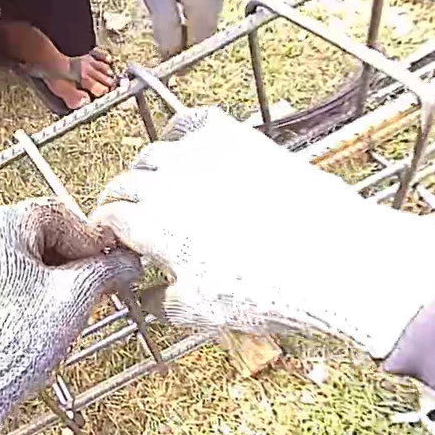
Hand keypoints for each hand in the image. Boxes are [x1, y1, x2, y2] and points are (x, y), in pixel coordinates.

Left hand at [0, 200, 140, 434]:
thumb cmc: (13, 338)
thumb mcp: (74, 299)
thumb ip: (106, 271)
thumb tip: (128, 262)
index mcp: (0, 222)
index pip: (60, 216)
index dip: (92, 242)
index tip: (110, 267)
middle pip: (37, 234)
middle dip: (69, 261)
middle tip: (93, 289)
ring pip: (16, 257)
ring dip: (47, 277)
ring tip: (66, 309)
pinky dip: (20, 289)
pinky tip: (35, 318)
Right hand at [94, 108, 434, 356]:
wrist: (330, 260)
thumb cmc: (264, 293)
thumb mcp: (201, 312)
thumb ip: (162, 302)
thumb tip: (148, 298)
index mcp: (151, 224)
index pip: (108, 217)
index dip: (103, 228)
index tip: (109, 236)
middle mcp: (167, 182)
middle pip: (125, 182)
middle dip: (118, 200)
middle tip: (127, 215)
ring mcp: (201, 155)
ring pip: (154, 153)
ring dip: (146, 171)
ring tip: (155, 187)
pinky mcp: (236, 139)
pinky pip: (194, 122)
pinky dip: (180, 133)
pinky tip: (183, 146)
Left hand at [136, 0, 226, 56]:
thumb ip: (166, 28)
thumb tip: (171, 56)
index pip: (200, 42)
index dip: (186, 58)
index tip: (172, 68)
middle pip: (205, 33)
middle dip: (187, 43)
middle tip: (167, 49)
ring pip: (206, 20)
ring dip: (189, 27)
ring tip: (169, 19)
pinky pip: (207, 6)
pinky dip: (193, 13)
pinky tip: (178, 3)